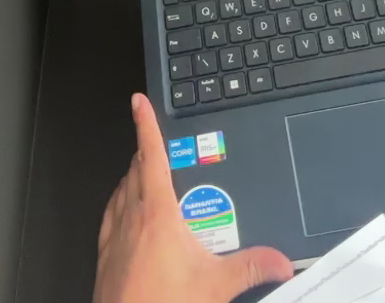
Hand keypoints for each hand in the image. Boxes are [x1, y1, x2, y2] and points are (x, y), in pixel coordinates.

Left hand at [94, 93, 293, 302]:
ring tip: (148, 175)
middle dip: (146, 150)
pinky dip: (120, 203)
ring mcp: (115, 236)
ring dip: (133, 175)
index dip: (144, 123)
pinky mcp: (105, 256)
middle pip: (136, 168)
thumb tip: (279, 260)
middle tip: (161, 144)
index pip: (151, 154)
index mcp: (157, 213)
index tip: (139, 101)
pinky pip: (110, 215)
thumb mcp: (215, 286)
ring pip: (121, 189)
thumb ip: (251, 267)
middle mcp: (132, 217)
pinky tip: (128, 213)